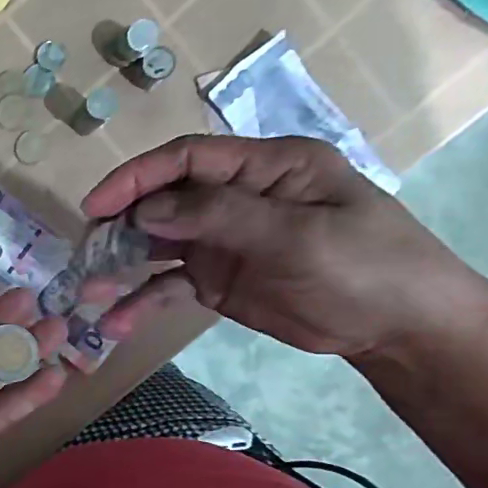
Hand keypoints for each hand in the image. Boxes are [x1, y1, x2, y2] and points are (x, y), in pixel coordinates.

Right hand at [80, 135, 487, 358]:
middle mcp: (236, 197)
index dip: (137, 177)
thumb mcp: (297, 236)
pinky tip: (118, 323)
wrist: (401, 327)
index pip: (188, 159)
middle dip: (120, 224)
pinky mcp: (218, 280)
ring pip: (158, 244)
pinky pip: (170, 285)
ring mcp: (224, 240)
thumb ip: (220, 216)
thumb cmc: (366, 266)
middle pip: (163, 200)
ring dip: (122, 265)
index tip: (96, 206)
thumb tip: (145, 210)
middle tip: (85, 253)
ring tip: (89, 290)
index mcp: (265, 167)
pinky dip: (143, 301)